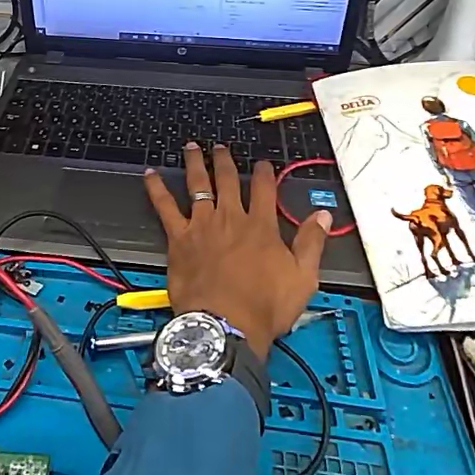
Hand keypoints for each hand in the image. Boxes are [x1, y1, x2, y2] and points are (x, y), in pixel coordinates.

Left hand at [143, 143, 330, 359]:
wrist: (225, 327)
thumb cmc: (263, 307)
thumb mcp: (302, 277)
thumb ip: (312, 242)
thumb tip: (323, 216)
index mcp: (260, 226)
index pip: (264, 189)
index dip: (264, 172)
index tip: (263, 163)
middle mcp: (230, 218)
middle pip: (227, 180)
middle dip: (225, 161)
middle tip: (221, 148)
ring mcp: (202, 225)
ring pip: (198, 184)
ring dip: (195, 164)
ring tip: (192, 148)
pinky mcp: (180, 239)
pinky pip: (165, 208)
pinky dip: (157, 190)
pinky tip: (151, 175)